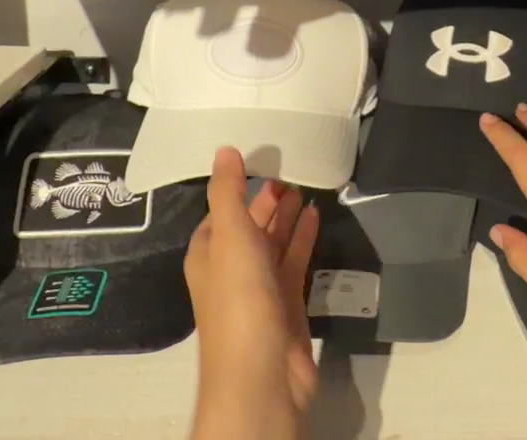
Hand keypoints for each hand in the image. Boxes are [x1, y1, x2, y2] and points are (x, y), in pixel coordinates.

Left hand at [183, 148, 318, 439]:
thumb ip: (228, 193)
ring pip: (273, 242)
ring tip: (306, 184)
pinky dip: (303, 238)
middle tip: (291, 165)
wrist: (263, 375)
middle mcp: (231, 270)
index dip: (236, 187)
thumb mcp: (230, 237)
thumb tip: (224, 150)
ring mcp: (260, 289)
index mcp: (209, 255)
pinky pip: (294, 261)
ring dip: (287, 215)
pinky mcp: (288, 303)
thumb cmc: (240, 300)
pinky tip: (317, 215)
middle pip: (249, 225)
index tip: (259, 157)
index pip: (220, 212)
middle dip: (266, 199)